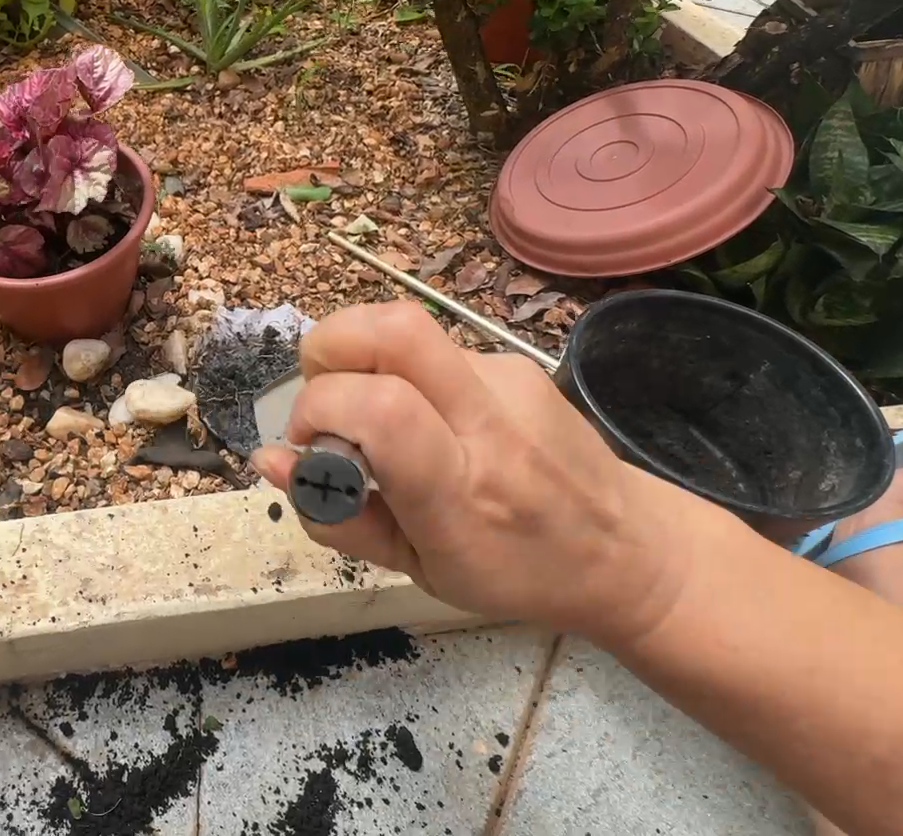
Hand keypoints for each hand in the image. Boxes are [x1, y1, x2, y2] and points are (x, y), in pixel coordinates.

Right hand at [251, 303, 699, 644]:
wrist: (634, 552)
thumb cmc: (513, 573)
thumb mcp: (415, 570)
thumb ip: (334, 517)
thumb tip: (268, 459)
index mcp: (461, 493)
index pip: (381, 410)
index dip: (321, 408)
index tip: (309, 441)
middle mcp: (490, 422)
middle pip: (395, 328)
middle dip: (327, 344)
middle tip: (323, 395)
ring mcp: (508, 380)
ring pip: (403, 331)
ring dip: (360, 363)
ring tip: (377, 418)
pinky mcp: (515, 360)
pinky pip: (430, 350)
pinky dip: (401, 375)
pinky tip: (428, 420)